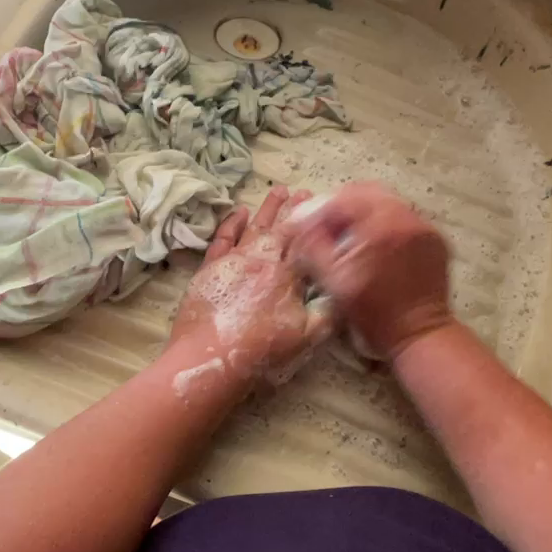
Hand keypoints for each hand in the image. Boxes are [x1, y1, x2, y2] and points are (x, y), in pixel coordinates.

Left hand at [165, 186, 334, 394]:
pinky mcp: (210, 269)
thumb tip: (342, 293)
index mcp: (286, 273)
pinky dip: (232, 223)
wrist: (209, 360)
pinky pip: (223, 238)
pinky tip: (240, 212)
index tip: (324, 206)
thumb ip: (328, 313)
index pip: (304, 240)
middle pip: (280, 228)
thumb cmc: (261, 351)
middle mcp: (260, 259)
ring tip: (278, 191)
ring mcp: (232, 262)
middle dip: (294, 210)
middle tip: (305, 192)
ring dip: (267, 209)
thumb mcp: (306, 338)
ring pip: (254, 227)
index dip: (315, 223)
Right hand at [282, 182, 456, 359]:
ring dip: (365, 213)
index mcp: (381, 225)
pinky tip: (377, 245)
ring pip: (387, 202)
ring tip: (352, 237)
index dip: (322, 209)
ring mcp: (424, 227)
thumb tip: (299, 220)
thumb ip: (314, 245)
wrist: (420, 335)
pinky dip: (386, 223)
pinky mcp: (435, 238)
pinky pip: (405, 218)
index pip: (344, 197)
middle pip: (367, 192)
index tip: (311, 225)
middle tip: (330, 228)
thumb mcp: (335, 282)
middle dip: (344, 206)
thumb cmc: (374, 314)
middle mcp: (406, 217)